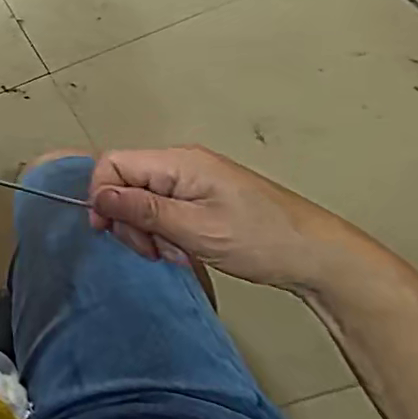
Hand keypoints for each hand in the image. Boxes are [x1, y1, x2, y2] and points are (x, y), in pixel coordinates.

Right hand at [87, 146, 363, 292]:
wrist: (318, 256)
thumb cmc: (264, 240)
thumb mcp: (195, 229)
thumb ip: (143, 210)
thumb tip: (99, 196)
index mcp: (178, 162)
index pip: (113, 164)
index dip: (101, 196)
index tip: (108, 231)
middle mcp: (181, 164)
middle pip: (125, 182)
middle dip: (128, 219)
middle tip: (152, 249)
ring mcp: (192, 180)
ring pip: (142, 199)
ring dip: (148, 230)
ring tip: (176, 252)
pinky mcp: (201, 197)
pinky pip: (163, 209)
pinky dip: (165, 232)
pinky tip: (184, 250)